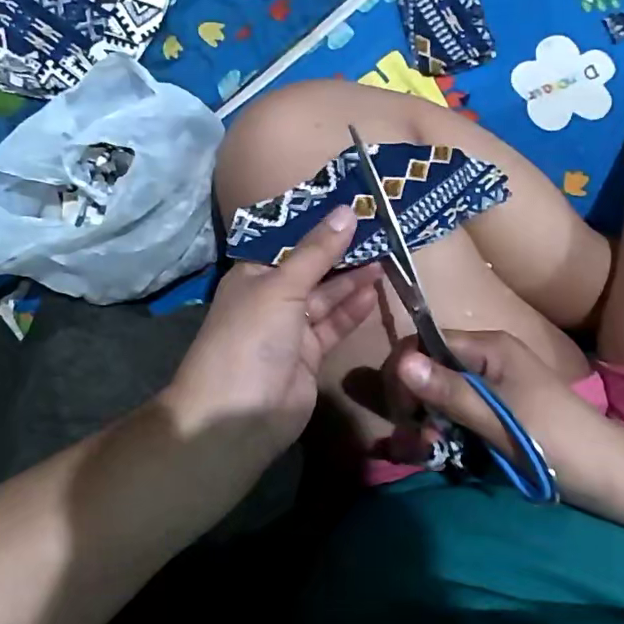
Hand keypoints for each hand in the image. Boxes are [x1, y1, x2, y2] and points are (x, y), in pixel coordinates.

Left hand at [166, 205, 381, 453]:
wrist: (237, 416)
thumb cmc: (251, 338)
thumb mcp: (282, 286)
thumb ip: (318, 251)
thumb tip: (347, 210)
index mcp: (253, 275)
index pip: (289, 242)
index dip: (319, 225)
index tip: (353, 207)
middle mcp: (271, 298)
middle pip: (312, 269)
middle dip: (342, 252)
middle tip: (380, 231)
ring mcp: (290, 329)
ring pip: (326, 297)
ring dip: (353, 280)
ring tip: (386, 257)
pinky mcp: (310, 355)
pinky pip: (334, 326)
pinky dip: (353, 310)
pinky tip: (375, 292)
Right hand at [387, 331, 623, 507]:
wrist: (611, 476)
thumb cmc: (557, 441)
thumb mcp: (498, 418)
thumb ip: (448, 391)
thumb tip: (400, 362)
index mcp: (489, 347)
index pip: (424, 342)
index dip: (405, 372)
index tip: (404, 413)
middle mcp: (485, 359)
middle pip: (427, 369)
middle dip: (414, 404)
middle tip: (422, 442)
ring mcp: (490, 386)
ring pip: (437, 395)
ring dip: (427, 423)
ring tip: (434, 453)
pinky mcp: (494, 412)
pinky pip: (454, 414)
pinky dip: (443, 432)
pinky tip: (445, 454)